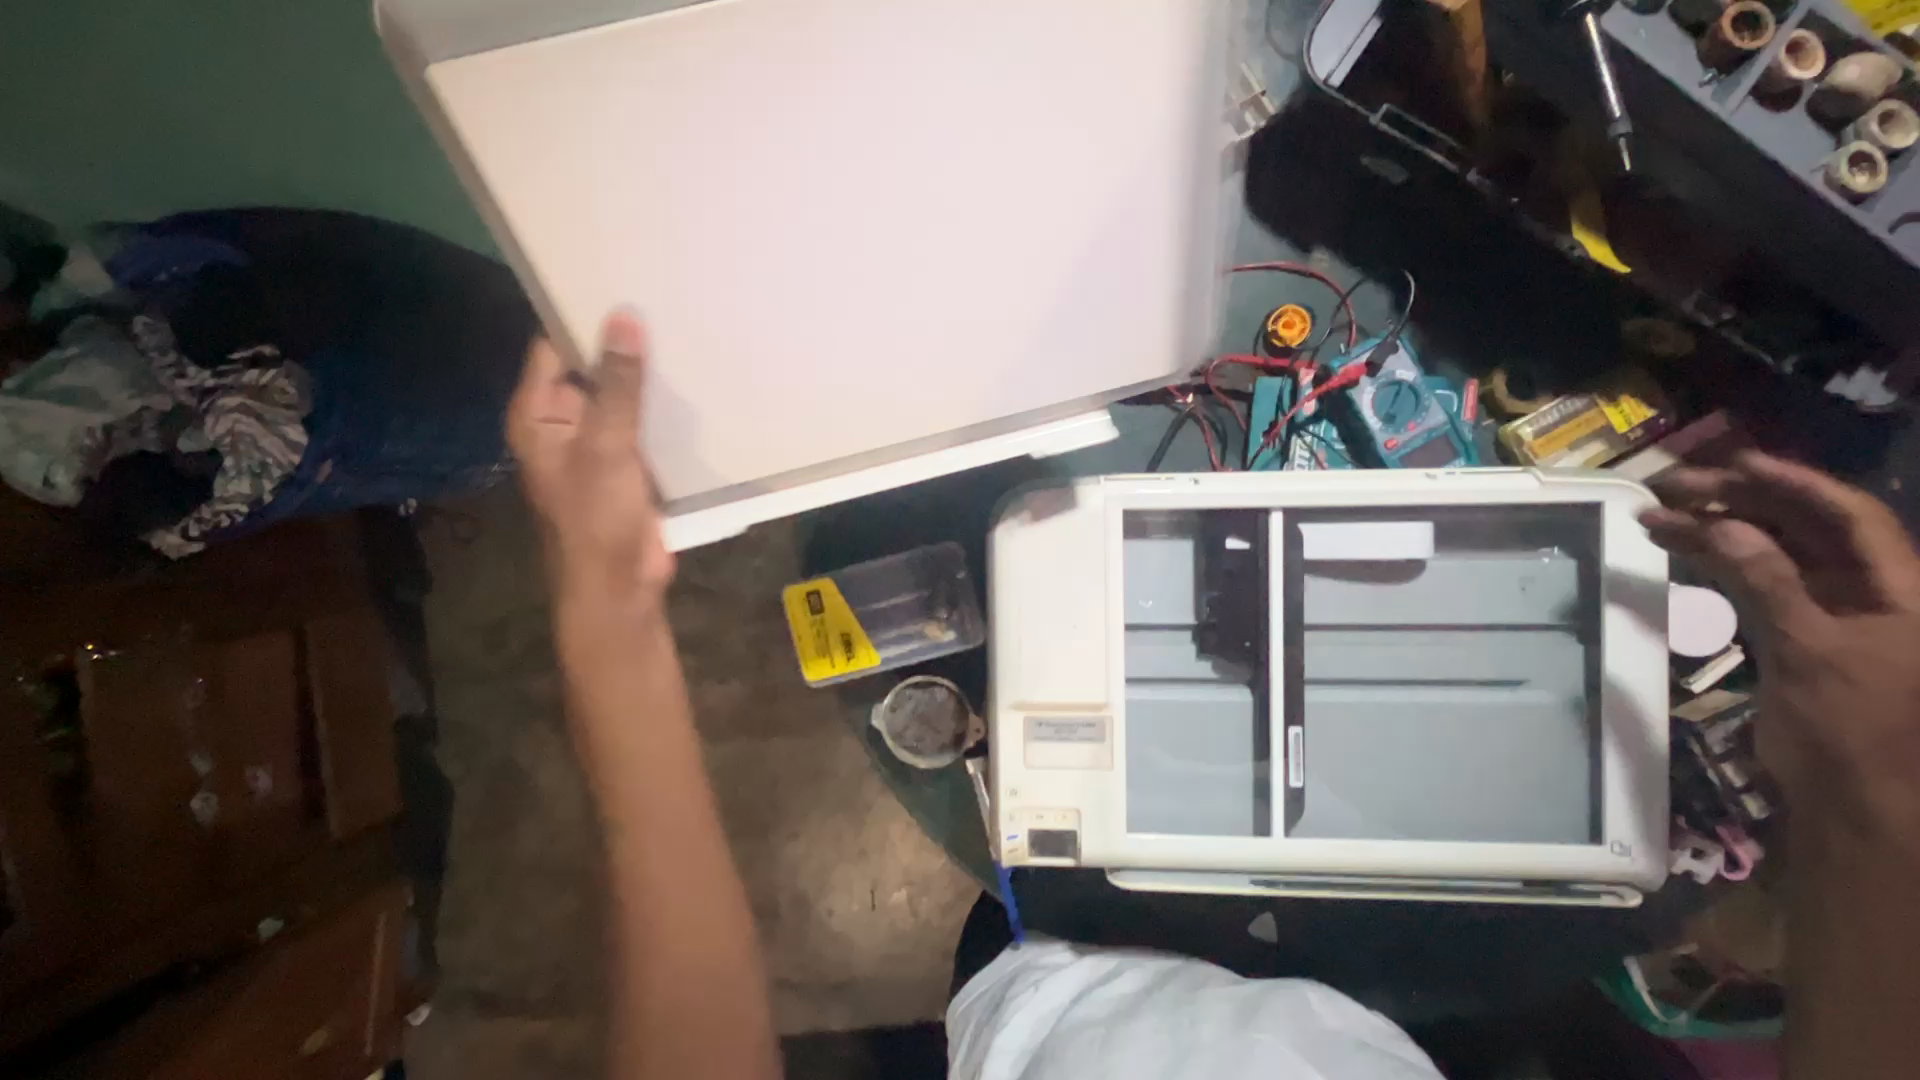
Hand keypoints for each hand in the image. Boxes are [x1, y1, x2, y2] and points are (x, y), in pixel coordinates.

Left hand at [507, 310, 675, 620]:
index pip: (554, 347)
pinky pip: (645, 422)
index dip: (583, 316)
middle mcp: (563, 422)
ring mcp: (599, 443)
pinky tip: (695, 384)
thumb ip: (619, 384)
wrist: (620, 585)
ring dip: (649, 377)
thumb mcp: (608, 446)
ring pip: (623, 396)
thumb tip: (625, 318)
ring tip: (688, 333)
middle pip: (592, 368)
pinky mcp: (630, 462)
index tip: (622, 282)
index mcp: (538, 414)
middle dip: (624, 344)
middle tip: (667, 302)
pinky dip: (663, 407)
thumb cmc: (598, 518)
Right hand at [1641, 451, 1919, 849]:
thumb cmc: (1857, 726)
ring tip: (1656, 517)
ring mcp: (1830, 614)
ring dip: (1716, 532)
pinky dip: (1715, 566)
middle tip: (1671, 489)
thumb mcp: (1812, 650)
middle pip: (1803, 528)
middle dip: (1739, 502)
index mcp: (1899, 589)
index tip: (1731, 462)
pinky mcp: (1795, 636)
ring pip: (1771, 553)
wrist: (1860, 800)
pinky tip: (1678, 552)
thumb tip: (1717, 527)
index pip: (1848, 516)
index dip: (1792, 483)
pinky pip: (1754, 584)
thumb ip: (1768, 583)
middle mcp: (1868, 591)